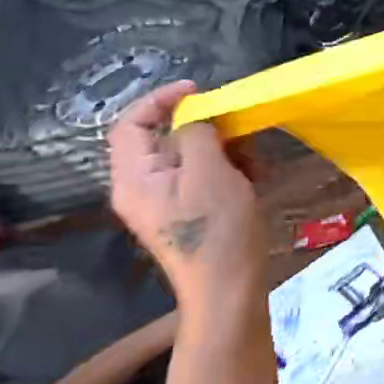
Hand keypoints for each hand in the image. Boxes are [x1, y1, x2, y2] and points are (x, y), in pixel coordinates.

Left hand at [108, 81, 261, 325]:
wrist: (229, 292)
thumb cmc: (216, 230)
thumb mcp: (208, 170)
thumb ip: (196, 132)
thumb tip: (193, 118)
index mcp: (134, 177)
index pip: (131, 123)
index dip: (160, 99)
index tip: (198, 91)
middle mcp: (141, 188)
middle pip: (162, 139)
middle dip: (202, 127)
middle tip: (234, 127)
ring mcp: (164, 204)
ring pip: (187, 157)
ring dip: (220, 148)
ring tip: (250, 157)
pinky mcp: (186, 215)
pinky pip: (200, 178)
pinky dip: (225, 169)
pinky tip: (252, 175)